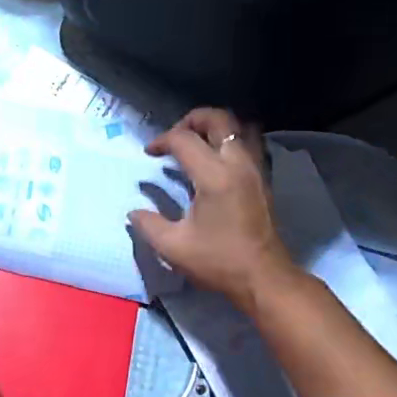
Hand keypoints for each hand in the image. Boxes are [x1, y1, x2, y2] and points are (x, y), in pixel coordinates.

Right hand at [129, 108, 297, 311]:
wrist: (262, 277)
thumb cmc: (218, 261)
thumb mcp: (173, 247)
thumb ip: (149, 225)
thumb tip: (134, 212)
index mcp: (214, 176)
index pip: (184, 139)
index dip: (162, 140)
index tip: (150, 154)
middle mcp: (238, 164)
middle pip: (219, 119)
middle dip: (192, 119)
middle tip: (175, 137)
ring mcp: (255, 170)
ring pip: (240, 128)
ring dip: (216, 128)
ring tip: (198, 144)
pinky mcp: (263, 180)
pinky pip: (250, 144)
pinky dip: (231, 142)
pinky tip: (217, 162)